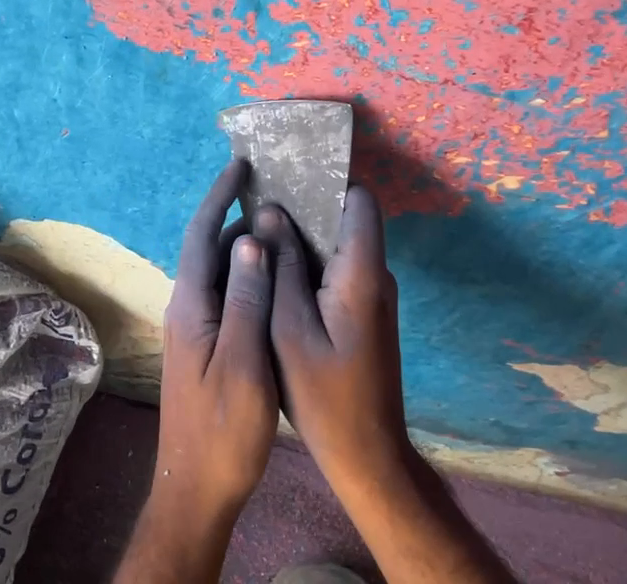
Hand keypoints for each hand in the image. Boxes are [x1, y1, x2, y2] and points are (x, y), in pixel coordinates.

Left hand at [153, 158, 279, 521]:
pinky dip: (247, 275)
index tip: (239, 164)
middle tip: (273, 190)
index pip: (200, 234)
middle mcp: (186, 307)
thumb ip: (245, 299)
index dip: (218, 197)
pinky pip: (225, 293)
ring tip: (282, 223)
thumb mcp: (243, 361)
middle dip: (234, 214)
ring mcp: (194, 328)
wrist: (198, 484)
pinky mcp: (206, 345)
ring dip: (243, 244)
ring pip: (218, 270)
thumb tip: (248, 238)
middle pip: (208, 247)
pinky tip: (275, 278)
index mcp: (190, 304)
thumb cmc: (224, 428)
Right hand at [255, 187, 410, 497]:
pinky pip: (334, 269)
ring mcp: (371, 296)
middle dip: (301, 206)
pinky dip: (304, 263)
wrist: (366, 454)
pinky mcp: (363, 313)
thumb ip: (280, 267)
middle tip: (252, 204)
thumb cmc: (323, 394)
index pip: (360, 202)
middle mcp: (374, 276)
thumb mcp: (288, 328)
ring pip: (334, 245)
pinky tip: (268, 273)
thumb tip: (271, 211)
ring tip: (252, 234)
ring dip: (298, 237)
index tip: (285, 172)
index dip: (328, 179)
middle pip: (343, 219)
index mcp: (360, 274)